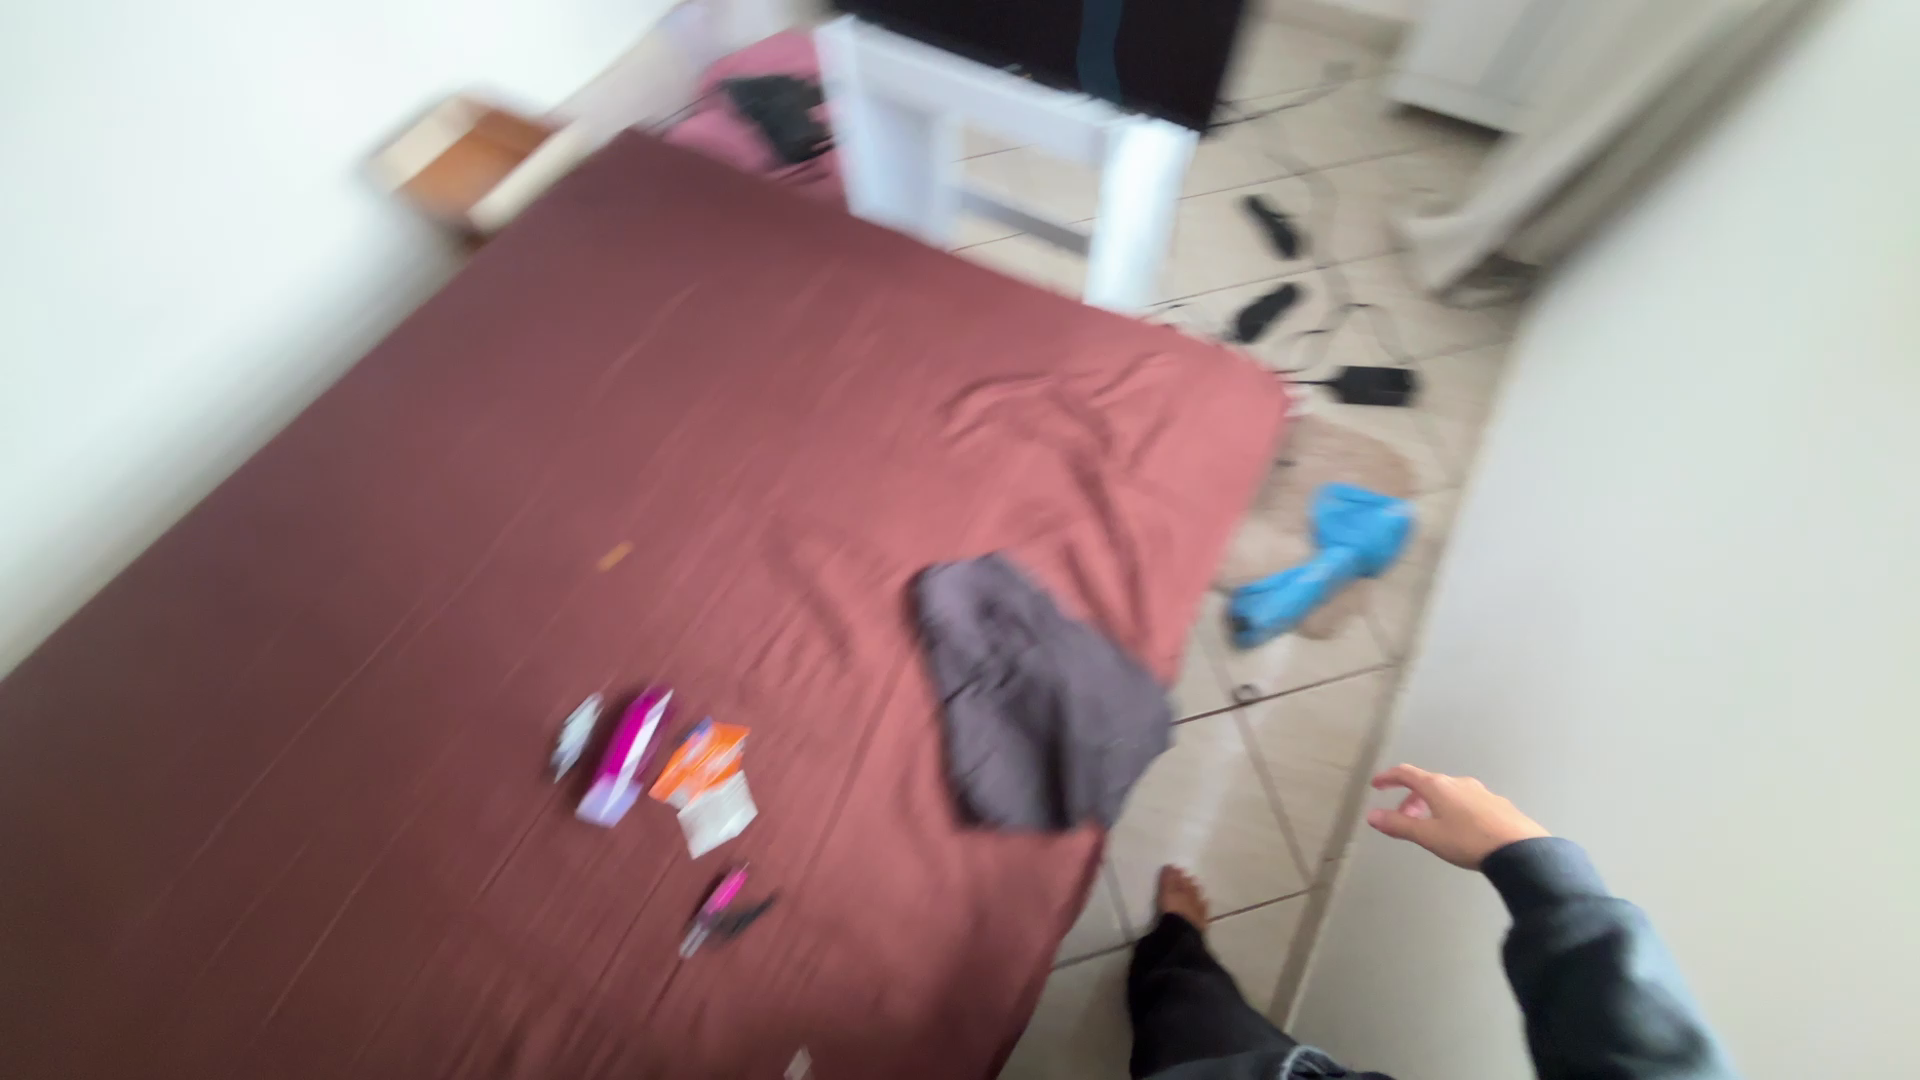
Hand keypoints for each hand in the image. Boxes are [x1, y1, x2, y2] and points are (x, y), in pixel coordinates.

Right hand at [1366, 764, 1549, 868]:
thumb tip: (1371, 816)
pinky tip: (1464, 830)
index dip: (1388, 778)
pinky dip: (1457, 810)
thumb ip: (1398, 825)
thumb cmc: (1468, 841)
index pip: (1405, 773)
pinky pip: (1469, 802)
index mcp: (1437, 786)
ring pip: (1449, 793)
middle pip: (1427, 784)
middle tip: (1405, 818)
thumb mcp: (1428, 836)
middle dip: (1411, 799)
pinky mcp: (1500, 805)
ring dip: (1434, 805)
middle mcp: (1458, 783)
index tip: (1377, 786)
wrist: (1523, 853)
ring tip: (1434, 826)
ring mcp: (1482, 793)